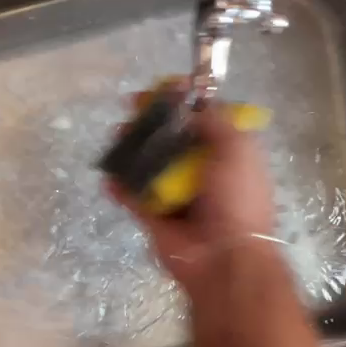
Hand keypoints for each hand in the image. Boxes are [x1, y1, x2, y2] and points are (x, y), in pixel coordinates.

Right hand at [108, 104, 277, 288]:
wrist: (223, 256)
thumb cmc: (237, 198)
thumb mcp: (237, 147)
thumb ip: (214, 121)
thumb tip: (190, 105)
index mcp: (227, 153)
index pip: (202, 119)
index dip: (182, 102)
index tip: (162, 90)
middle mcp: (201, 171)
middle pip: (170, 140)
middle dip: (150, 123)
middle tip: (130, 110)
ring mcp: (175, 195)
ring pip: (148, 166)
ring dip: (131, 150)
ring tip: (115, 137)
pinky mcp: (153, 218)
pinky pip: (132, 198)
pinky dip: (119, 187)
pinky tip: (108, 176)